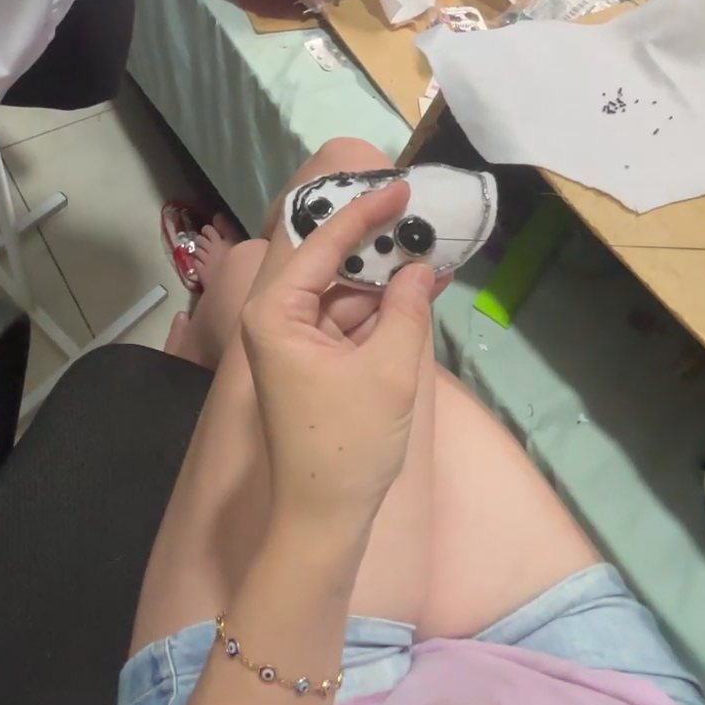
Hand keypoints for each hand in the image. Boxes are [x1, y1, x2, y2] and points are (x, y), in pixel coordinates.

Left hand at [240, 182, 436, 531]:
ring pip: (340, 292)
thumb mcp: (388, 370)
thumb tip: (421, 267)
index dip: (362, 213)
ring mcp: (292, 339)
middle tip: (418, 215)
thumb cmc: (348, 443)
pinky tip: (417, 290)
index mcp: (274, 311)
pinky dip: (379, 308)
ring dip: (383, 277)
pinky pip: (345, 320)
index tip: (399, 186)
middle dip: (374, 243)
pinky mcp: (311, 360)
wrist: (323, 518)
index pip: (320, 245)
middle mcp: (274, 317)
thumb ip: (406, 309)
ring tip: (430, 249)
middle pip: (327, 263)